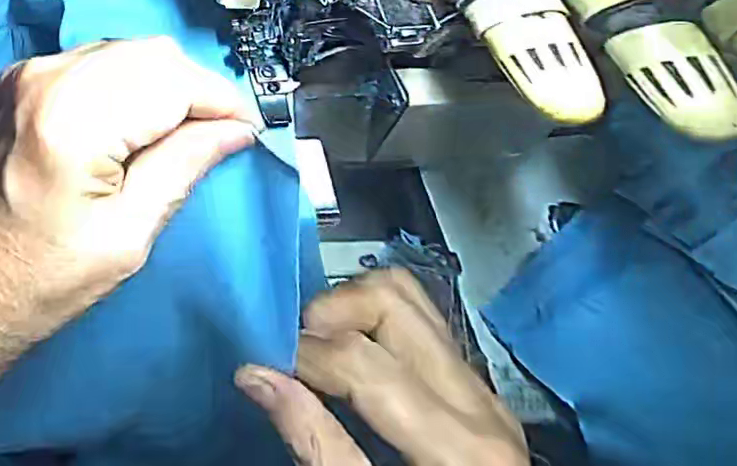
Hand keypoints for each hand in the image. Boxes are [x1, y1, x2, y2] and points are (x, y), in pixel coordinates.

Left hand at [0, 38, 259, 465]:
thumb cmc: (35, 285)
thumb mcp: (125, 239)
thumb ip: (183, 167)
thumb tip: (237, 130)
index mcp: (70, 119)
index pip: (170, 79)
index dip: (220, 98)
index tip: (249, 126)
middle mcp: (45, 76)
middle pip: (148, 52)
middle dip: (192, 86)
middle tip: (218, 132)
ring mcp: (25, 71)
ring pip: (121, 50)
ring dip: (159, 81)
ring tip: (179, 130)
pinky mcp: (15, 78)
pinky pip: (90, 60)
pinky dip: (124, 80)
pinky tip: (132, 120)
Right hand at [236, 269, 527, 465]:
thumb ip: (317, 443)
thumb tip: (255, 375)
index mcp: (462, 444)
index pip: (360, 358)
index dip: (301, 357)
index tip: (265, 369)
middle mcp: (478, 401)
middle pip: (387, 299)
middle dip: (327, 315)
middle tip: (298, 356)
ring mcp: (481, 388)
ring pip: (404, 293)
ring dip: (349, 307)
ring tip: (323, 351)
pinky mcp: (474, 387)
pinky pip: (418, 316)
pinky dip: (371, 318)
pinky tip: (353, 357)